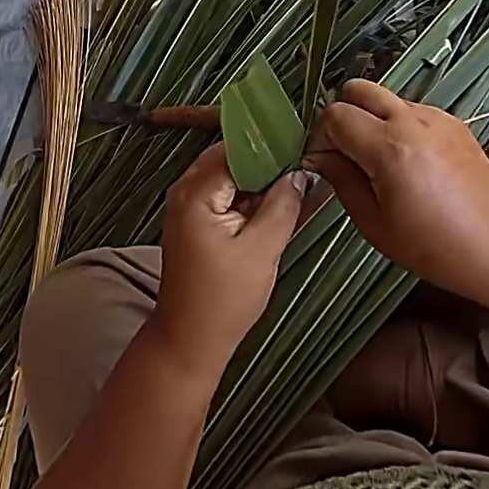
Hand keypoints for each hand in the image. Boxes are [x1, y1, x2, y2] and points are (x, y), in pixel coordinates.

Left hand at [153, 143, 308, 371]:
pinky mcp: (194, 218)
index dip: (269, 147)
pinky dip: (248, 196)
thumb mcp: (262, 251)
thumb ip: (283, 206)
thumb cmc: (224, 300)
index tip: (302, 147)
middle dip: (266, 162)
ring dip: (259, 180)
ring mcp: (187, 203)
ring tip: (295, 181)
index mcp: (195, 191)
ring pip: (230, 176)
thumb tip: (299, 172)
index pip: (236, 150)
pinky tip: (275, 202)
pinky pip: (224, 193)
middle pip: (231, 159)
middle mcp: (185, 188)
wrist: (189, 341)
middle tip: (303, 165)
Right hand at [303, 79, 488, 296]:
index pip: (335, 115)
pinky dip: (395, 124)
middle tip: (344, 150)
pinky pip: (408, 109)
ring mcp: (435, 117)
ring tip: (377, 158)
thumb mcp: (374, 224)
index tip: (323, 162)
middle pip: (356, 89)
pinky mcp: (451, 121)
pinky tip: (406, 160)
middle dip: (341, 114)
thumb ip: (341, 180)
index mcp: (389, 147)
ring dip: (369, 118)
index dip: (321, 138)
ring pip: (383, 97)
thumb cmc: (437, 246)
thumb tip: (319, 158)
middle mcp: (411, 121)